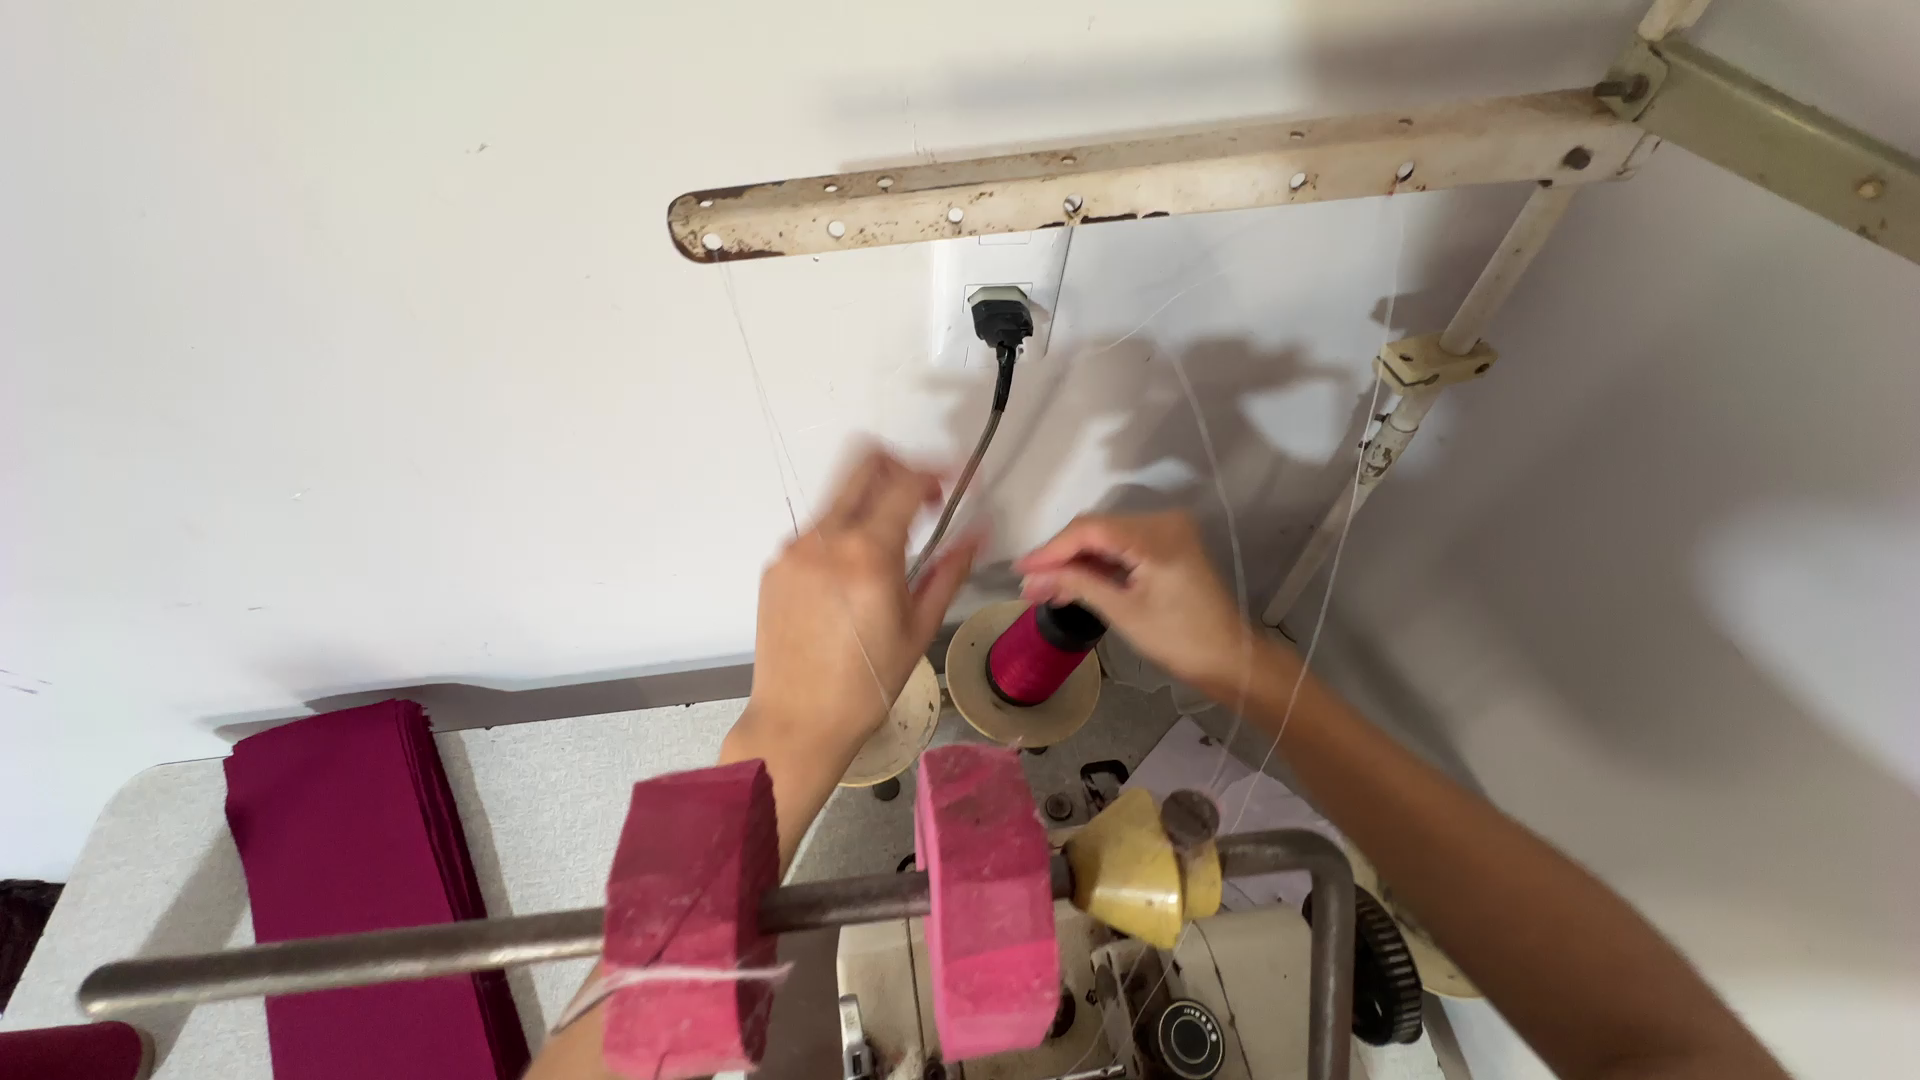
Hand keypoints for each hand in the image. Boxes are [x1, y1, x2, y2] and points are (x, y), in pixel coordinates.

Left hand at [744, 445, 979, 749]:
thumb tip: (979, 533)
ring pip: (838, 496)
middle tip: (924, 494)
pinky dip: (842, 534)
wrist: (799, 720)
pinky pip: (816, 530)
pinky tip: (854, 576)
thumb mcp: (920, 627)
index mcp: (868, 554)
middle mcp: (825, 539)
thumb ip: (950, 570)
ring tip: (891, 545)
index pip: (907, 481)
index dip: (940, 471)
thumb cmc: (864, 685)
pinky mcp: (776, 566)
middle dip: (900, 464)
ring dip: (870, 502)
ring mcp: (794, 550)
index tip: (956, 479)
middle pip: (863, 462)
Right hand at [1014, 510, 1256, 695]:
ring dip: (1075, 561)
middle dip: (1059, 557)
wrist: (1230, 658)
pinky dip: (1096, 564)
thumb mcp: (1122, 612)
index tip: (1020, 569)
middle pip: (1095, 529)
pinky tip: (1071, 583)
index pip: (1089, 530)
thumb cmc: (1179, 640)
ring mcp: (1167, 531)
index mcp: (1157, 535)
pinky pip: (1121, 547)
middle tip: (1029, 583)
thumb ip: (1076, 584)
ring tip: (1043, 589)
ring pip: (1105, 538)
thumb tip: (1032, 578)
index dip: (1051, 549)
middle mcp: (1163, 521)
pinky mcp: (1167, 544)